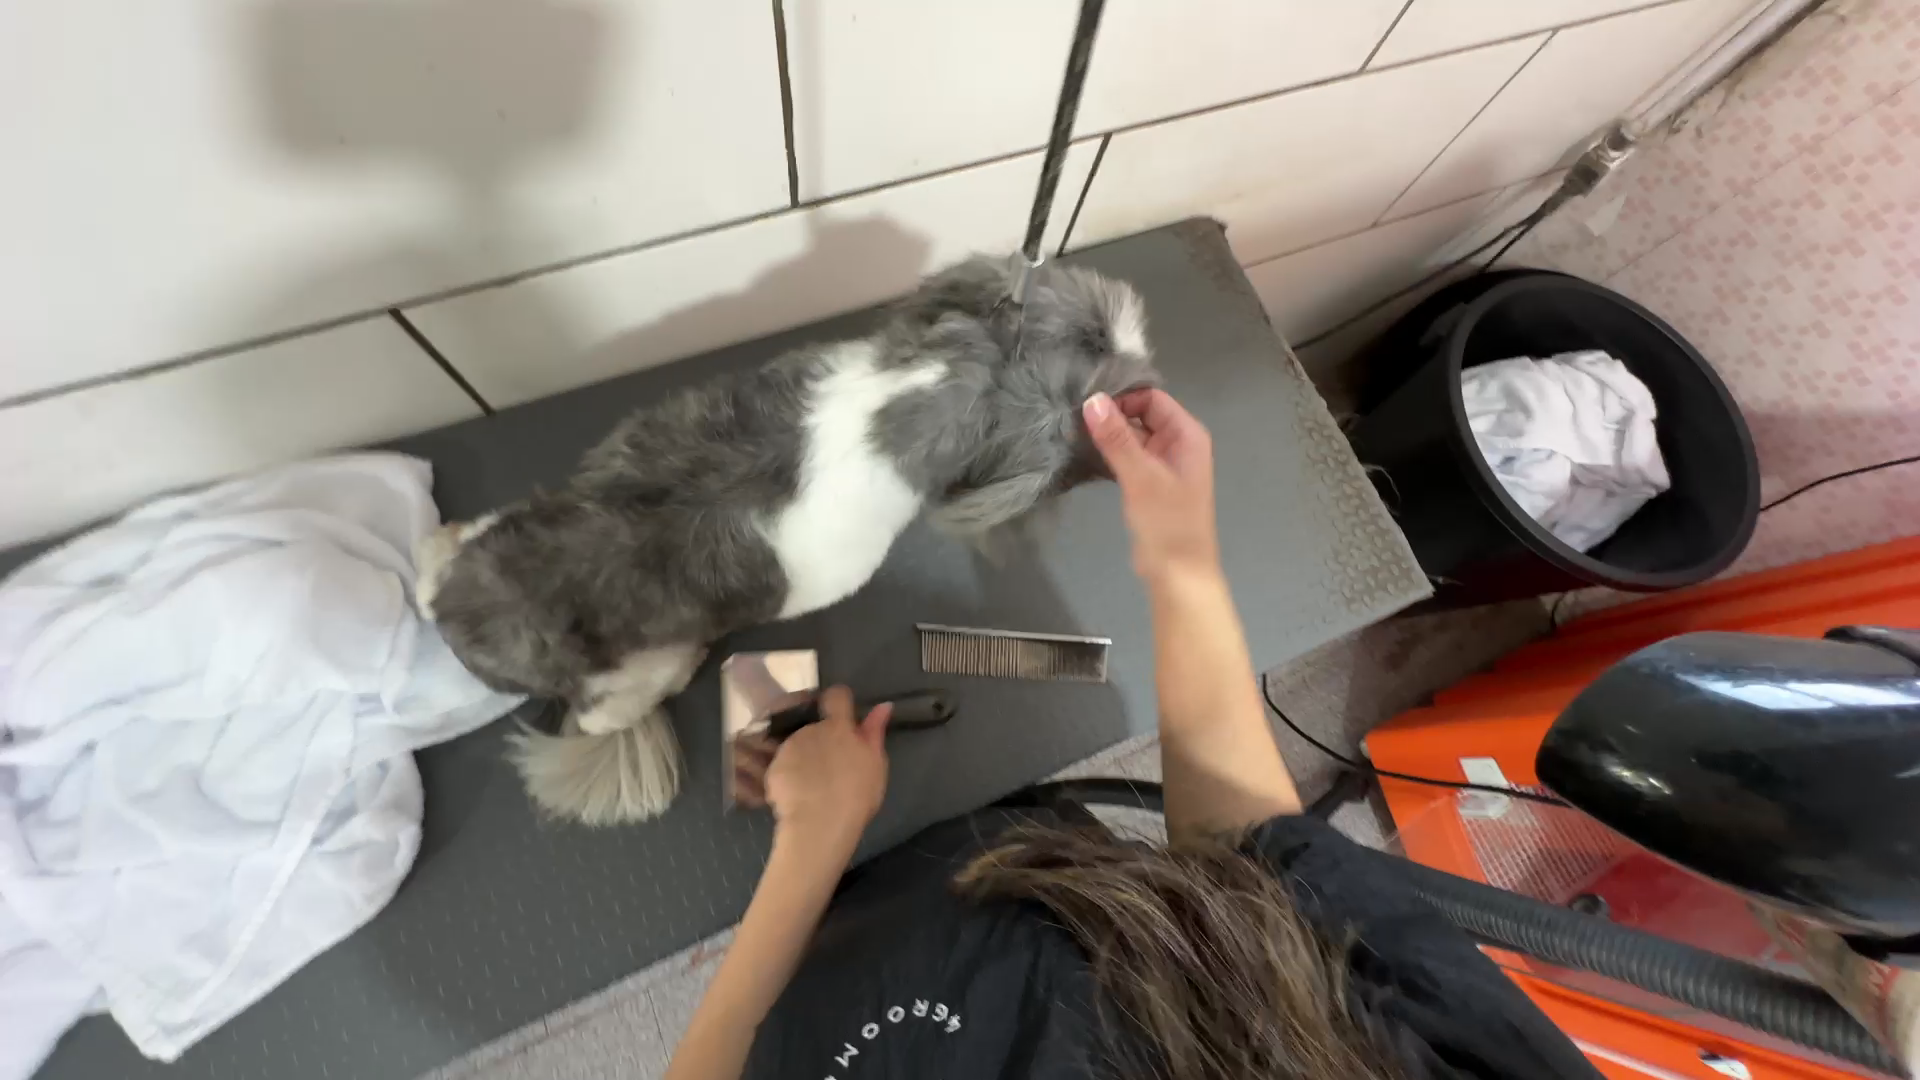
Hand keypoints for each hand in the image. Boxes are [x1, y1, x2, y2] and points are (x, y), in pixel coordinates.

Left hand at [746, 686, 891, 845]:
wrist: (819, 825)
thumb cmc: (856, 794)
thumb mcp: (875, 764)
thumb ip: (875, 732)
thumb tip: (883, 706)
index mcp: (838, 725)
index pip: (836, 696)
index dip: (840, 702)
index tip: (844, 716)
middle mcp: (810, 729)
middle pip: (815, 724)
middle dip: (822, 737)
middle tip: (832, 763)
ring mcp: (788, 748)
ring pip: (798, 745)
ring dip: (805, 755)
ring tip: (814, 783)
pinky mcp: (772, 770)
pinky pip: (783, 766)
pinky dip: (790, 775)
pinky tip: (799, 795)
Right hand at [1083, 389, 1220, 582]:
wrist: (1178, 574)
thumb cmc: (1167, 523)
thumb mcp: (1140, 476)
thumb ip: (1116, 437)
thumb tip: (1092, 400)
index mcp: (1187, 435)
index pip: (1151, 398)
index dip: (1121, 399)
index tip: (1087, 406)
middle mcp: (1177, 444)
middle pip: (1141, 415)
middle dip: (1110, 416)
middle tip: (1072, 418)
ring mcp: (1163, 465)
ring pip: (1131, 438)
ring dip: (1107, 437)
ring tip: (1072, 435)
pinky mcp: (1148, 485)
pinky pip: (1127, 459)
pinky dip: (1109, 456)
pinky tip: (1084, 457)